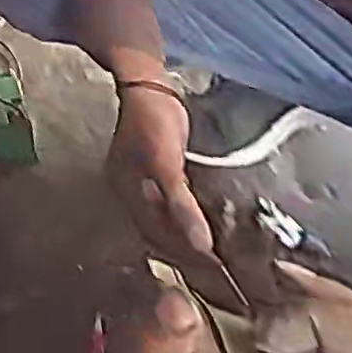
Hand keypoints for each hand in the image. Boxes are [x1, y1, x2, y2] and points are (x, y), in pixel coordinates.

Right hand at [107, 83, 213, 262]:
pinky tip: (206, 220)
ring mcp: (142, 180)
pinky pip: (172, 204)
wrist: (147, 84)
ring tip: (221, 249)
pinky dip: (188, 216)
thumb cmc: (153, 121)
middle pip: (159, 231)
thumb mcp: (167, 163)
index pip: (156, 235)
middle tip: (224, 264)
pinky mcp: (157, 170)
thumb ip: (181, 204)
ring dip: (189, 234)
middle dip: (188, 249)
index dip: (186, 253)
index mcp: (126, 191)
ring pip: (166, 219)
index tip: (221, 268)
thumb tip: (202, 248)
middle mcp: (131, 191)